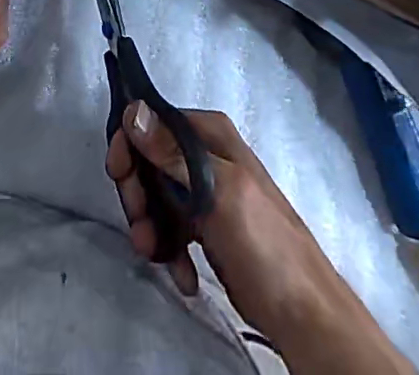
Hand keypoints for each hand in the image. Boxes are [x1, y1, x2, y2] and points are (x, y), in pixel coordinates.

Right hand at [109, 105, 352, 333]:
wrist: (299, 309)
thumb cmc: (262, 241)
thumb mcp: (216, 191)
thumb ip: (173, 153)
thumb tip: (134, 110)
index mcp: (211, 134)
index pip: (152, 123)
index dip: (130, 148)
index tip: (119, 178)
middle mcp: (205, 155)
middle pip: (148, 162)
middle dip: (139, 197)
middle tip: (141, 228)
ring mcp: (204, 191)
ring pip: (155, 198)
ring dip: (151, 228)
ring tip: (159, 257)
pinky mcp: (205, 224)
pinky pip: (171, 227)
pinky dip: (169, 250)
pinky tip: (183, 274)